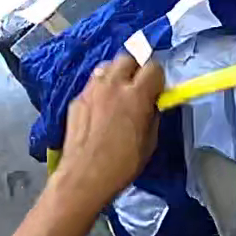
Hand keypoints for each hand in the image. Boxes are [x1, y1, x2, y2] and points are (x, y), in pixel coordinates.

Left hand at [50, 53, 164, 209]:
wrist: (84, 177)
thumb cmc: (123, 164)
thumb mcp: (150, 140)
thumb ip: (153, 115)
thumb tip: (153, 104)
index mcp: (136, 95)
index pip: (153, 67)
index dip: (158, 77)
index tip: (158, 89)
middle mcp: (113, 85)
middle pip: (128, 58)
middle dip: (136, 68)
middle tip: (139, 86)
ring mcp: (91, 90)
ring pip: (107, 67)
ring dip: (117, 74)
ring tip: (119, 92)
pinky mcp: (76, 100)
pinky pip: (93, 84)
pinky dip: (101, 89)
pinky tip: (102, 107)